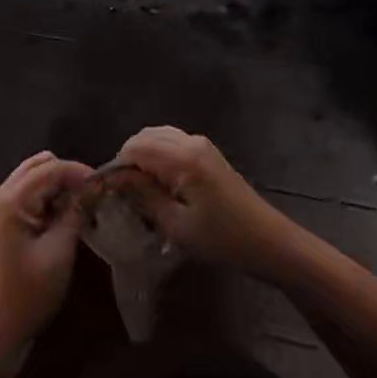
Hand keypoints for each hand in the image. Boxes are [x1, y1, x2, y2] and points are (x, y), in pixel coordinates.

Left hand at [0, 151, 94, 355]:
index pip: (52, 168)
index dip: (81, 172)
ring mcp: (0, 208)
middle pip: (40, 165)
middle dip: (68, 174)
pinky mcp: (3, 222)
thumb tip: (91, 190)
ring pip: (34, 177)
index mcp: (12, 199)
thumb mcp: (58, 252)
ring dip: (58, 184)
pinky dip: (48, 197)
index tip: (107, 187)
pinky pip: (29, 194)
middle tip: (93, 195)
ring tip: (82, 205)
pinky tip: (65, 216)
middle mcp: (2, 194)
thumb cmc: (26, 294)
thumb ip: (74, 214)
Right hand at [113, 126, 290, 271]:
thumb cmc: (221, 239)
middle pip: (145, 136)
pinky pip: (171, 142)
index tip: (108, 191)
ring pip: (157, 136)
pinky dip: (157, 154)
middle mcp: (191, 141)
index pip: (135, 147)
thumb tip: (116, 178)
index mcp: (183, 158)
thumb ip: (144, 195)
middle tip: (123, 191)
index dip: (117, 166)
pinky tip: (158, 181)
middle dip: (128, 159)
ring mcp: (201, 143)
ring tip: (139, 188)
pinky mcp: (207, 151)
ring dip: (142, 155)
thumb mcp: (176, 224)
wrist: (267, 241)